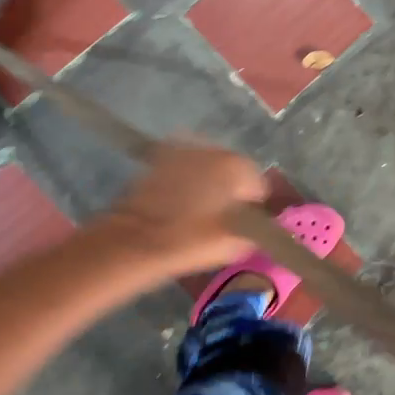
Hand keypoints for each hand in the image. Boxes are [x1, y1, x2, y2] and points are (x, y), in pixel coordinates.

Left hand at [106, 143, 267, 274]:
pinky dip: (188, 177)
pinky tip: (180, 197)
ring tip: (199, 207)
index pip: (259, 186)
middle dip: (231, 189)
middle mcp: (215, 150)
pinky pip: (186, 165)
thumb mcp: (233, 244)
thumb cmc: (189, 241)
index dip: (253, 207)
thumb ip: (255, 232)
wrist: (135, 240)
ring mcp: (186, 150)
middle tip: (222, 216)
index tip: (244, 224)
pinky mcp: (161, 156)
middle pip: (234, 170)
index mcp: (237, 167)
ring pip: (209, 166)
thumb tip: (259, 229)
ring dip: (210, 181)